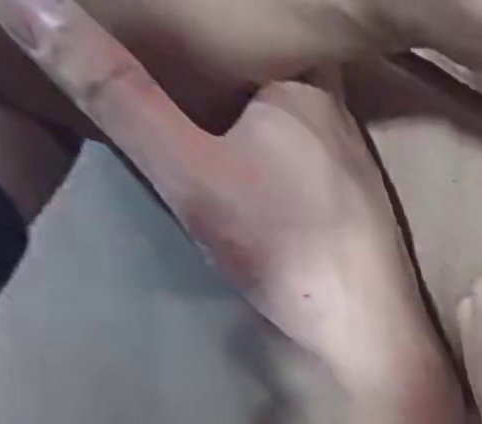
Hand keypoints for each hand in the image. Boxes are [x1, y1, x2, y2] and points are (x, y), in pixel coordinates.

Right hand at [0, 0, 430, 392]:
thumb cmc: (288, 247)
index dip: (224, 8)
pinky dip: (278, 146)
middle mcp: (343, 123)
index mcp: (310, 91)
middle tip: (169, 29)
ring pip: (297, 114)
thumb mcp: (185, 168)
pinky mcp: (359, 212)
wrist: (370, 332)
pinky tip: (252, 155)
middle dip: (234, 51)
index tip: (176, 0)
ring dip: (255, 100)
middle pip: (280, 66)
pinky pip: (311, 158)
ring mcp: (357, 170)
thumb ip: (111, 89)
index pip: (269, 20)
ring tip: (195, 77)